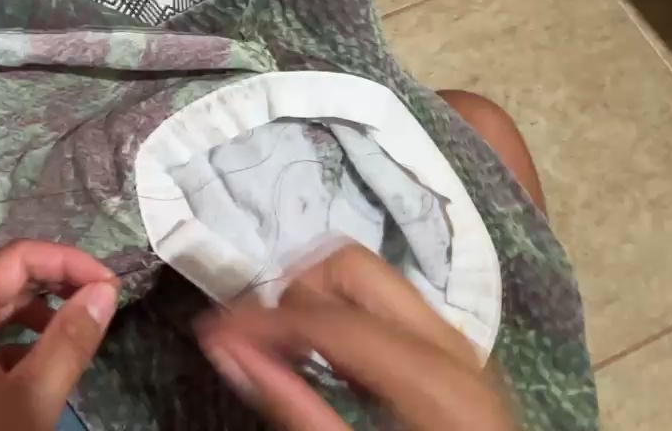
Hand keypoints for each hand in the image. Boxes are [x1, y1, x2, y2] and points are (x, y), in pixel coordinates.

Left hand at [0, 240, 120, 430]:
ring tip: (80, 326)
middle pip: (4, 278)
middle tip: (101, 296)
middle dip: (54, 278)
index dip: (62, 258)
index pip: (13, 258)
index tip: (108, 282)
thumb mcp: (32, 400)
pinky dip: (27, 341)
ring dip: (41, 309)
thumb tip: (104, 289)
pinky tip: (51, 362)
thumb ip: (68, 341)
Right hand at [197, 244, 518, 430]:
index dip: (264, 322)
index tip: (214, 333)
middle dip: (297, 291)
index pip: (331, 321)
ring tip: (296, 349)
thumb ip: (294, 407)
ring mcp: (456, 338)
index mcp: (435, 378)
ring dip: (319, 297)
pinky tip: (333, 360)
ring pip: (366, 272)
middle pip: (350, 265)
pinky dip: (346, 311)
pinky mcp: (453, 346)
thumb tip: (225, 349)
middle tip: (268, 339)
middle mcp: (451, 340)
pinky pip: (385, 298)